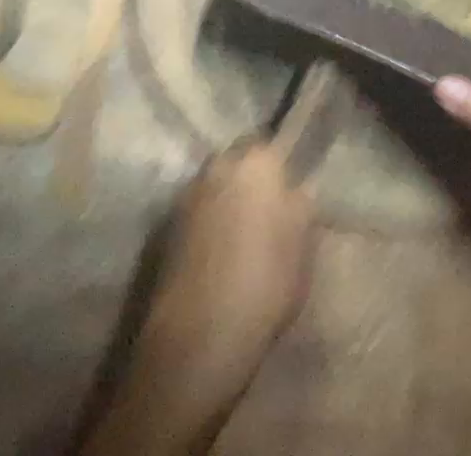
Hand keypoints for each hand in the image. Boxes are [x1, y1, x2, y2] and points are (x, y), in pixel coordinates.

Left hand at [143, 145, 315, 389]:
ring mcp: (187, 192)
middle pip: (238, 160)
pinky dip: (207, 219)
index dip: (280, 164)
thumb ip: (299, 206)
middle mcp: (216, 166)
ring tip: (242, 231)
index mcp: (256, 163)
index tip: (288, 185)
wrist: (203, 325)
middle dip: (250, 177)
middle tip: (267, 207)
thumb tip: (294, 190)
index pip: (270, 144)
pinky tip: (218, 247)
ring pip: (215, 183)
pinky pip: (197, 209)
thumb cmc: (267, 280)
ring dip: (227, 197)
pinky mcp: (167, 220)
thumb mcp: (303, 245)